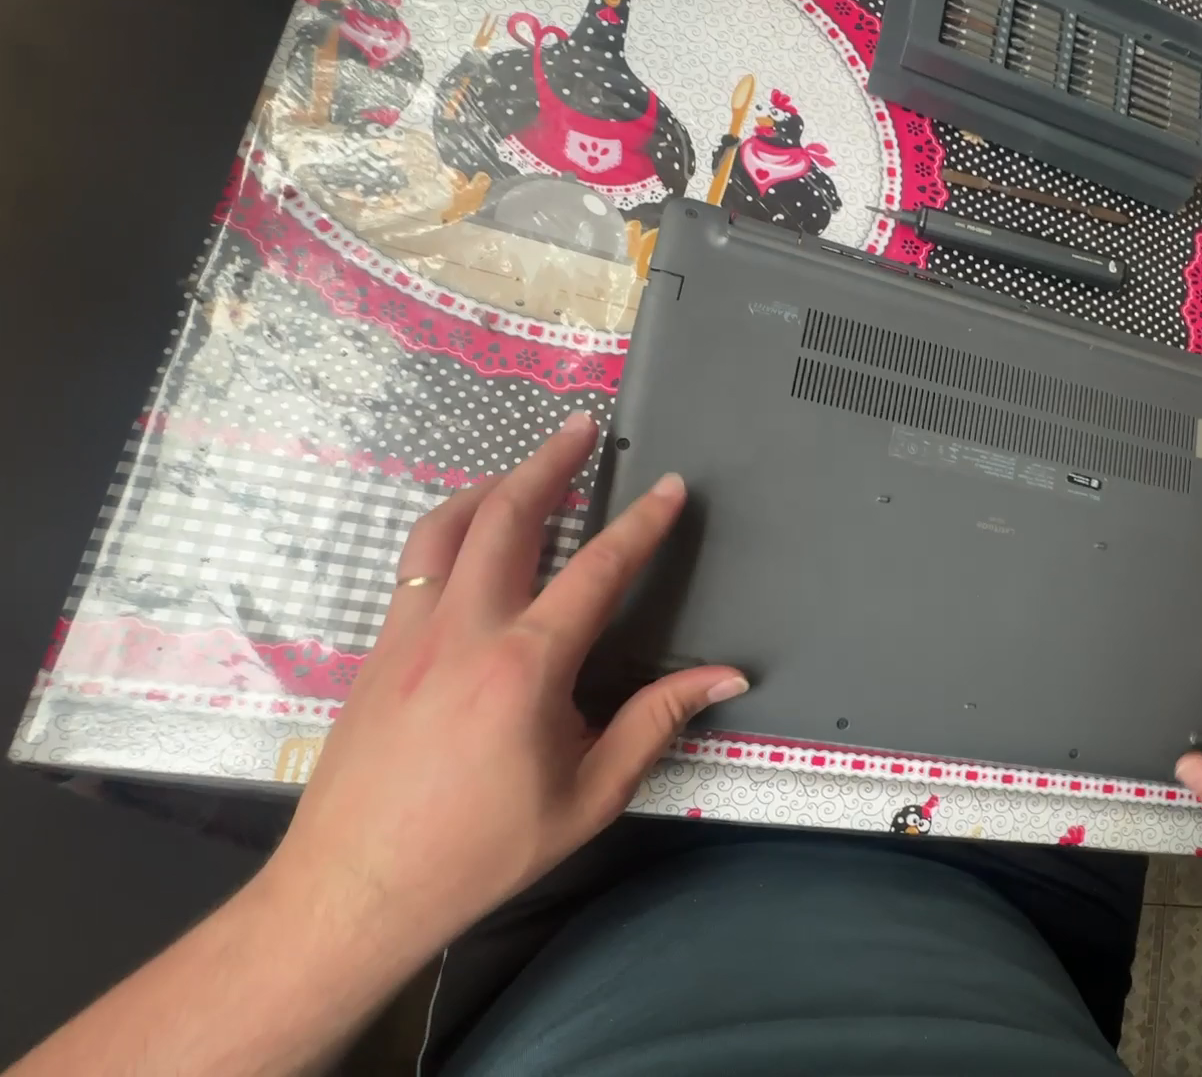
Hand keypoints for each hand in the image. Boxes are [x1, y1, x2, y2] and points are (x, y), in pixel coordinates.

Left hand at [261, 413, 747, 962]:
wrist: (355, 891)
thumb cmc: (484, 848)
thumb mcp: (593, 791)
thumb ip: (659, 720)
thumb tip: (729, 677)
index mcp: (527, 665)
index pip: (599, 570)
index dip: (644, 523)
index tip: (671, 487)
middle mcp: (466, 629)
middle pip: (508, 517)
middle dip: (550, 463)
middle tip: (581, 427)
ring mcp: (412, 633)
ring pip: (446, 528)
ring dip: (493, 486)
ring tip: (528, 468)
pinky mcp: (381, 649)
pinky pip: (416, 563)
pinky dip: (452, 528)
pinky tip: (472, 536)